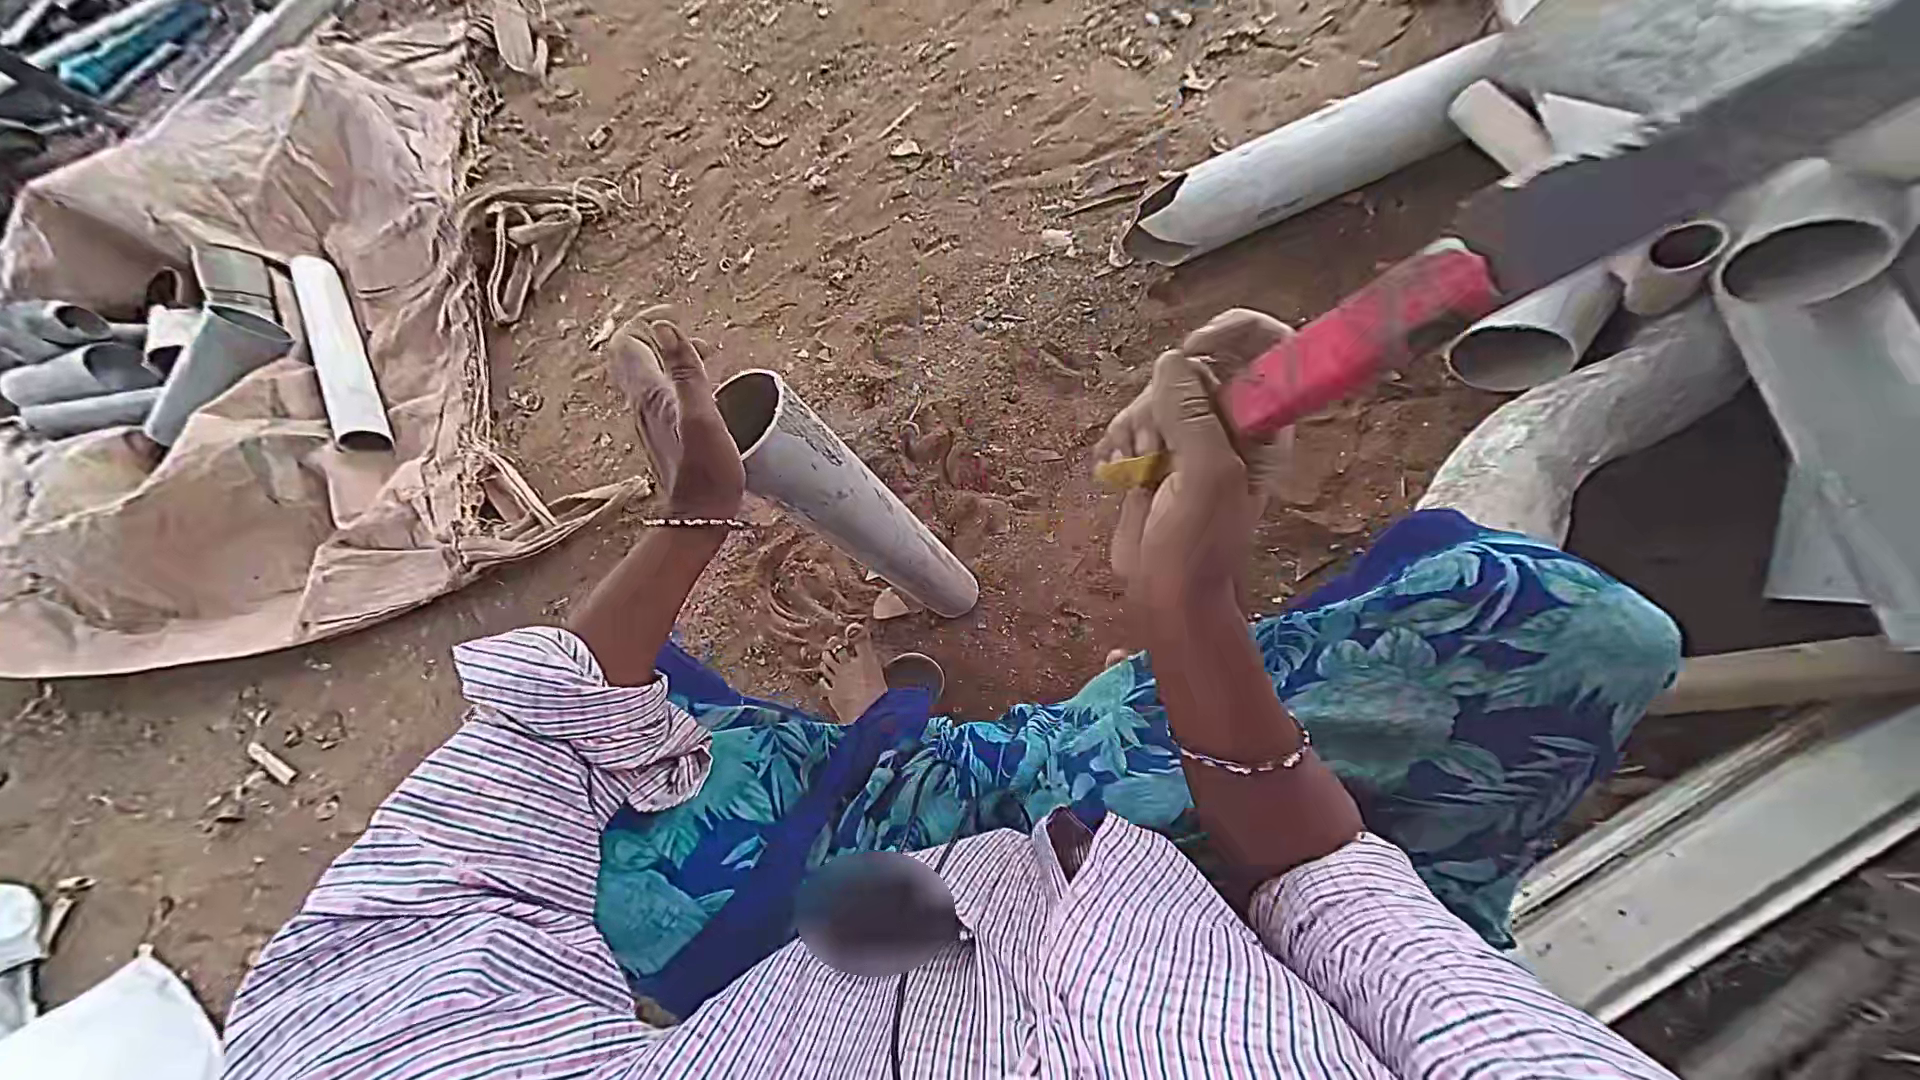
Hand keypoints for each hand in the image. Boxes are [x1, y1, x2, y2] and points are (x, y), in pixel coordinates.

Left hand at [608, 314, 746, 519]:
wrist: (701, 516)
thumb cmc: (707, 470)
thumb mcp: (703, 417)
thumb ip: (686, 372)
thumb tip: (665, 327)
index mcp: (649, 395)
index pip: (629, 343)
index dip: (649, 324)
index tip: (680, 324)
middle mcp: (642, 406)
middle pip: (637, 358)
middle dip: (665, 341)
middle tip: (704, 346)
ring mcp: (651, 423)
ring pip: (652, 379)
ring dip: (676, 364)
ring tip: (710, 365)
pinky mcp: (664, 437)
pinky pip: (664, 398)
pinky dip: (681, 386)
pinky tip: (706, 397)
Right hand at [1097, 309, 1294, 598]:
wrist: (1165, 591)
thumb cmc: (1198, 545)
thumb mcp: (1205, 476)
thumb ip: (1192, 414)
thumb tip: (1171, 360)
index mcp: (1261, 423)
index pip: (1266, 348)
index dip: (1233, 334)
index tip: (1192, 349)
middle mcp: (1226, 424)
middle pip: (1193, 367)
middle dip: (1162, 395)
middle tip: (1153, 440)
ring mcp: (1186, 440)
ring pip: (1155, 394)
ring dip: (1134, 422)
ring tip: (1133, 460)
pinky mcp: (1153, 456)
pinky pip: (1130, 423)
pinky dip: (1116, 440)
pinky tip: (1114, 466)